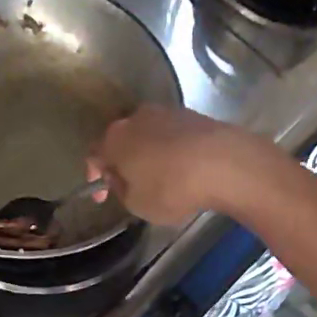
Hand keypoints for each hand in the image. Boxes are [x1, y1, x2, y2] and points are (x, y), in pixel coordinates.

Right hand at [90, 105, 280, 225]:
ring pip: (146, 136)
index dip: (95, 177)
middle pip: (120, 141)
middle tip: (129, 186)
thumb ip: (122, 191)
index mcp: (114, 139)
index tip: (101, 196)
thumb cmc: (170, 188)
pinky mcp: (191, 115)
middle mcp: (135, 118)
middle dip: (121, 163)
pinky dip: (169, 151)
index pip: (94, 155)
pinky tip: (179, 169)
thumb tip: (122, 179)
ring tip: (157, 178)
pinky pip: (170, 136)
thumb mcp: (137, 204)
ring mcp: (165, 112)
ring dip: (146, 155)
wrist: (222, 162)